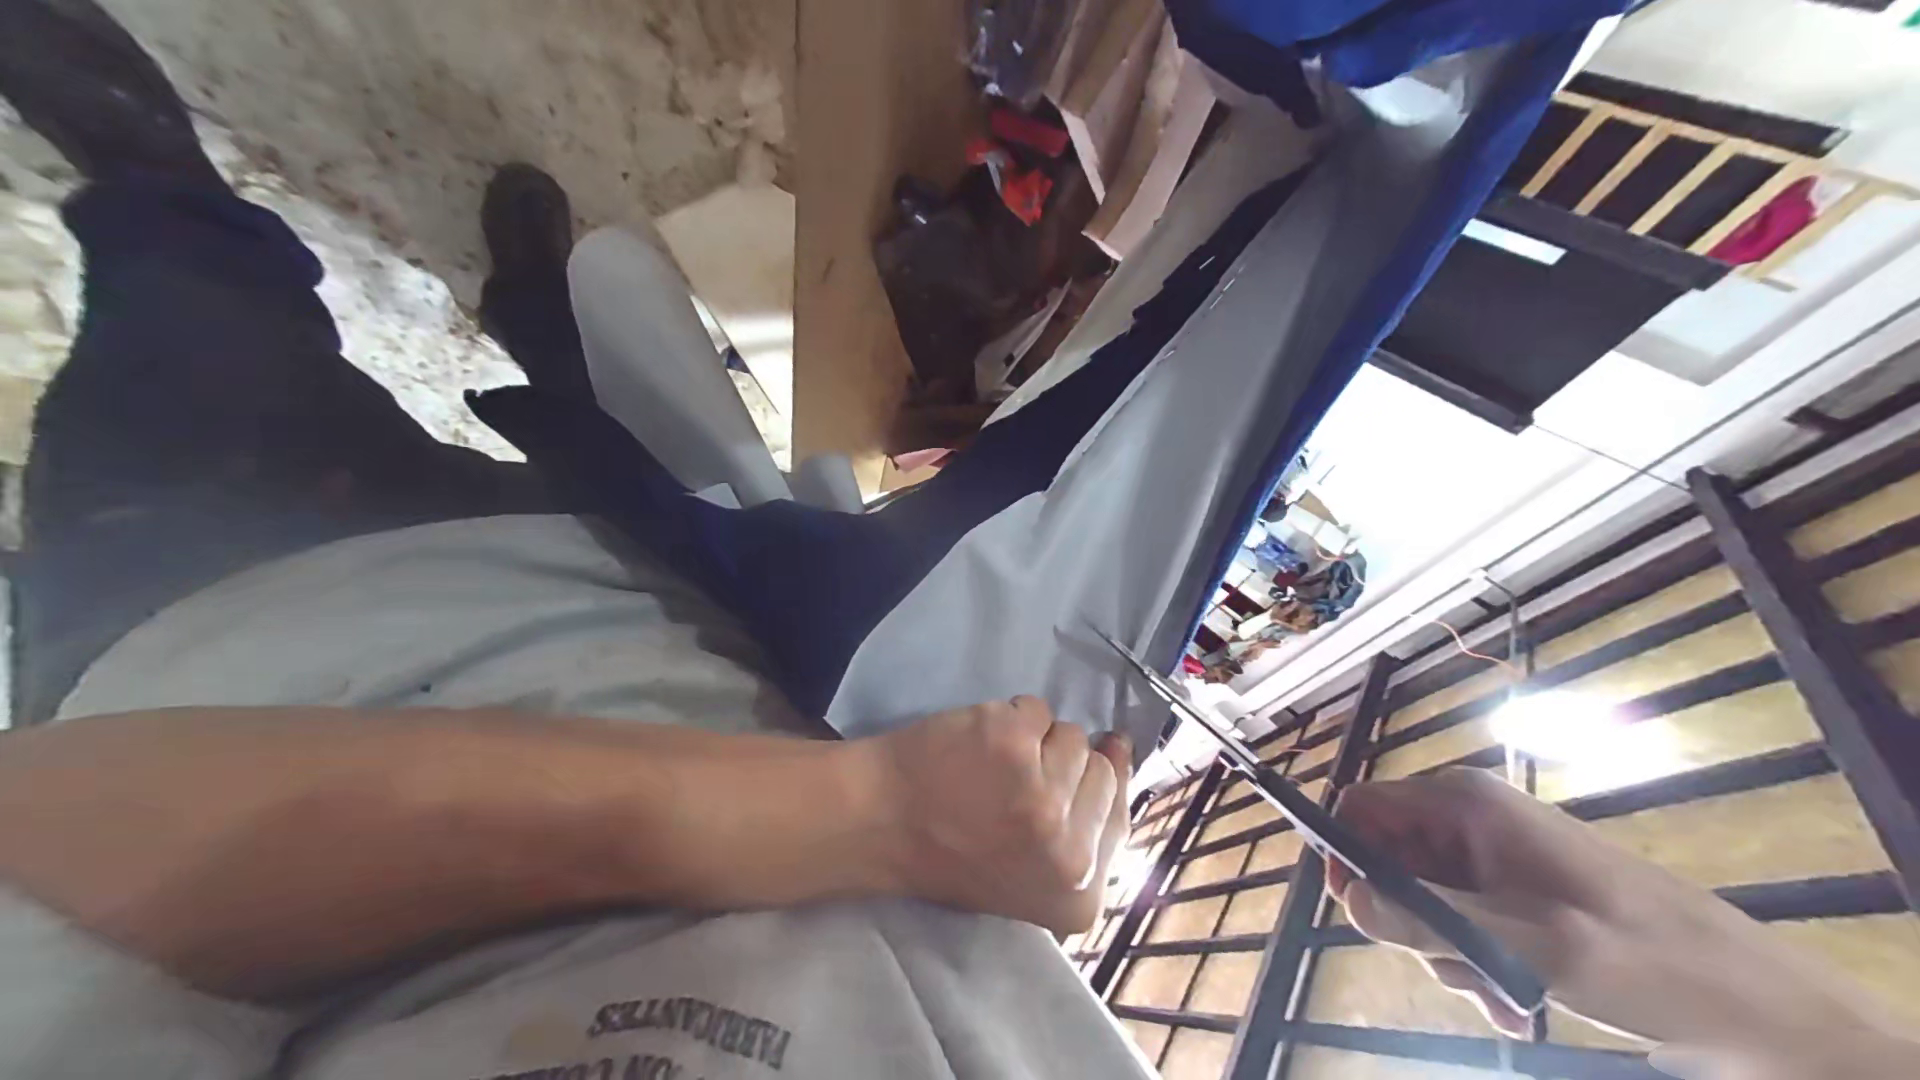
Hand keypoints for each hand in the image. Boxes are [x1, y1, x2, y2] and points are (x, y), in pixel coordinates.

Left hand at [863, 696, 1131, 933]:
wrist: (878, 823)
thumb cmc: (951, 850)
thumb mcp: (1030, 872)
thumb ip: (1085, 827)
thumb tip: (1120, 749)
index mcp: (1078, 897)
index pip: (1120, 817)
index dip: (1092, 790)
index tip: (1057, 782)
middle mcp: (1069, 852)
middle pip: (1101, 771)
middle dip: (1060, 767)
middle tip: (1009, 787)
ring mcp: (1042, 794)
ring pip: (1071, 735)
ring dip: (1034, 741)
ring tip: (990, 768)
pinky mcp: (1013, 742)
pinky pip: (1036, 708)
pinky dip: (1008, 716)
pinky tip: (976, 744)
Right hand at [1327, 769, 1908, 1063]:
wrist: (1765, 1009)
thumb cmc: (1647, 959)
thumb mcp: (1531, 946)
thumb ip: (1431, 920)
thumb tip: (1345, 899)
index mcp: (1461, 802)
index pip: (1359, 807)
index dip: (1345, 855)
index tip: (1362, 915)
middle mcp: (1465, 816)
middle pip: (1386, 856)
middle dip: (1407, 920)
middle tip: (1449, 971)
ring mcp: (1488, 851)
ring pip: (1419, 893)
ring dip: (1443, 950)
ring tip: (1498, 999)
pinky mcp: (1508, 886)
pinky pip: (1456, 913)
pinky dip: (1469, 957)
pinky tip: (1512, 1003)